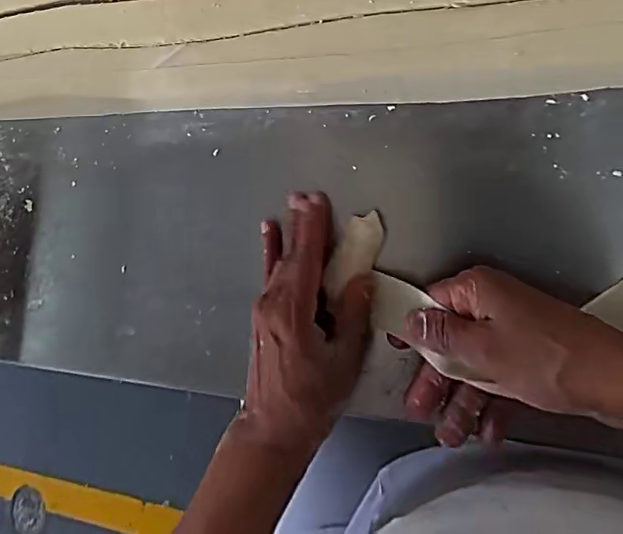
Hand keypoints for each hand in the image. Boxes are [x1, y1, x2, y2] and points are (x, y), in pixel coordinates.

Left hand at [236, 192, 371, 455]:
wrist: (272, 428)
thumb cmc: (310, 401)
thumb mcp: (343, 362)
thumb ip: (352, 317)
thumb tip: (360, 281)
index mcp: (294, 311)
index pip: (307, 258)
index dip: (314, 227)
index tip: (318, 202)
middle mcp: (273, 302)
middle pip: (293, 253)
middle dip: (303, 222)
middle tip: (308, 195)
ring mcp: (264, 306)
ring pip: (281, 261)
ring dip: (292, 233)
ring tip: (296, 205)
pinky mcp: (262, 313)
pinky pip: (270, 273)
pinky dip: (272, 251)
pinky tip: (271, 234)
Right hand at [395, 266, 622, 420]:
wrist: (615, 379)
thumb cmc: (553, 358)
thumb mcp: (483, 351)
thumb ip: (441, 336)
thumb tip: (411, 320)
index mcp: (478, 289)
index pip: (430, 302)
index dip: (411, 330)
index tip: (394, 350)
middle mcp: (493, 303)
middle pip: (450, 337)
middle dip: (435, 377)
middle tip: (420, 405)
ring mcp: (514, 328)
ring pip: (475, 362)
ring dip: (461, 398)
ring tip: (451, 432)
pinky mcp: (532, 353)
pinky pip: (500, 375)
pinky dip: (491, 401)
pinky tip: (486, 429)